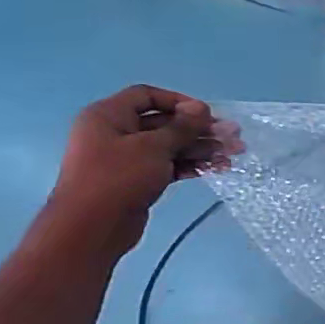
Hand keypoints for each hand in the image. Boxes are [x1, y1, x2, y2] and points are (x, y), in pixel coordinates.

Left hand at [43, 85, 242, 252]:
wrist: (92, 227)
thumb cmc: (118, 178)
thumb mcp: (153, 147)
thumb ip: (181, 127)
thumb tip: (201, 108)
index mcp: (109, 115)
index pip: (147, 96)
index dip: (179, 101)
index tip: (207, 114)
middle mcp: (116, 132)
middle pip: (164, 123)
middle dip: (199, 129)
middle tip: (232, 136)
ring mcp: (126, 158)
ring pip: (170, 146)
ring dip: (201, 148)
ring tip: (232, 155)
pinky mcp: (137, 179)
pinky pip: (168, 165)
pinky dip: (190, 165)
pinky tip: (216, 168)